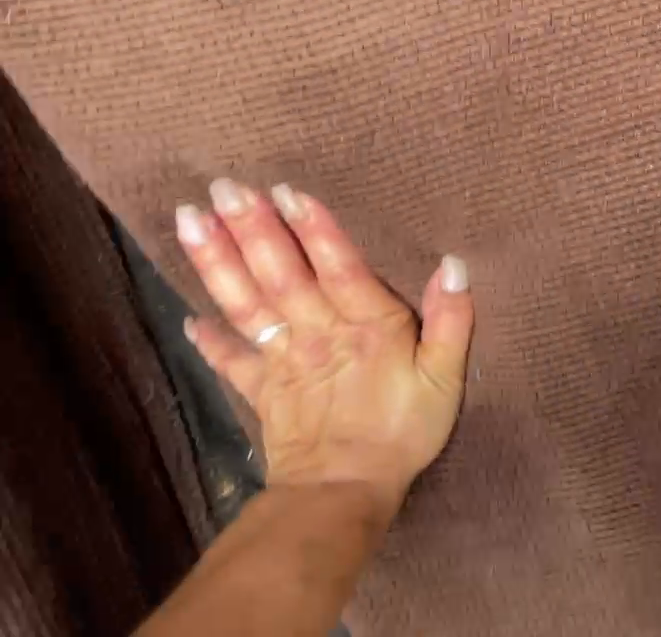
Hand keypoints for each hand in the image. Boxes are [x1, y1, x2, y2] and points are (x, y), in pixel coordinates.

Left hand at [175, 179, 472, 518]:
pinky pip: (228, 359)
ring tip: (191, 220)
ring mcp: (282, 361)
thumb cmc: (405, 428)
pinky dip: (206, 337)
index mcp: (368, 328)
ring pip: (246, 303)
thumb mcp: (447, 375)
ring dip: (217, 261)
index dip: (316, 230)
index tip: (289, 192)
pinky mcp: (260, 390)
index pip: (340, 269)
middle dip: (253, 230)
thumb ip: (452, 318)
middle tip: (225, 188)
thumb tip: (454, 263)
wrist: (343, 492)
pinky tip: (187, 314)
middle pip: (281, 276)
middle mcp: (317, 335)